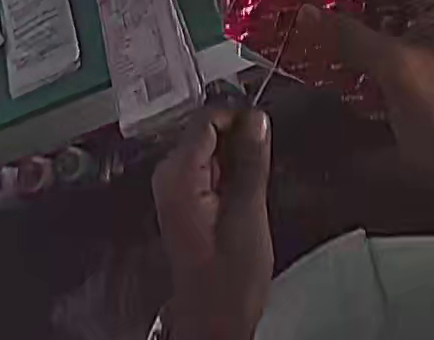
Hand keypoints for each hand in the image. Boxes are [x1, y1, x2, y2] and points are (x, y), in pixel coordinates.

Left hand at [152, 106, 273, 339]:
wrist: (214, 322)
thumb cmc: (230, 274)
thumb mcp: (248, 213)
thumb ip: (251, 160)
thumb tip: (258, 116)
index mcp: (178, 173)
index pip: (207, 118)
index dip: (237, 116)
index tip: (264, 126)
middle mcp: (169, 172)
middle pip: (207, 129)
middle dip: (238, 135)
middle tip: (262, 157)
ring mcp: (174, 183)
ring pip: (211, 144)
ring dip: (236, 152)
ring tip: (255, 175)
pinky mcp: (185, 195)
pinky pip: (210, 163)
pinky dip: (230, 167)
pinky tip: (244, 187)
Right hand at [311, 0, 433, 194]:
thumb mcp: (395, 66)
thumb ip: (350, 35)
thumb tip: (308, 11)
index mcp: (433, 7)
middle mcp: (421, 21)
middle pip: (368, 3)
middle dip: (333, 7)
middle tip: (294, 5)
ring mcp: (409, 50)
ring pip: (362, 31)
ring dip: (333, 34)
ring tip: (296, 29)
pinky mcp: (398, 77)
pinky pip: (363, 57)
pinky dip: (341, 58)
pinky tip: (313, 60)